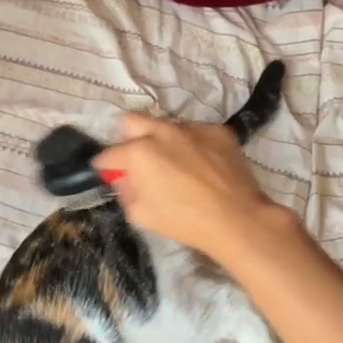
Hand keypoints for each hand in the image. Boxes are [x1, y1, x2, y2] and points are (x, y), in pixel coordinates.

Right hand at [91, 114, 291, 261]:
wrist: (237, 219)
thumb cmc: (184, 221)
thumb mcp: (141, 214)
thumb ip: (126, 191)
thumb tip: (125, 179)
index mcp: (140, 152)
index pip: (109, 154)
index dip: (105, 166)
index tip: (109, 173)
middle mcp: (163, 131)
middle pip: (132, 121)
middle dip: (128, 138)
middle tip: (138, 159)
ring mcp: (192, 128)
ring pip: (167, 126)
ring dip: (163, 141)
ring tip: (176, 165)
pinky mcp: (218, 131)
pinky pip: (196, 132)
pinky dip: (192, 145)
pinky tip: (202, 165)